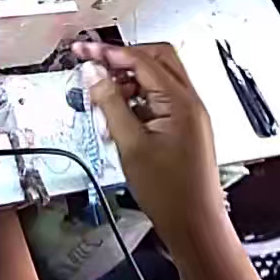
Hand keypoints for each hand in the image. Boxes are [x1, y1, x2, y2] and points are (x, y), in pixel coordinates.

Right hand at [73, 41, 226, 249]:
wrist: (195, 228)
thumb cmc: (170, 193)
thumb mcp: (130, 144)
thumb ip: (110, 103)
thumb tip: (95, 74)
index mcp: (180, 101)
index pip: (141, 59)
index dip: (109, 53)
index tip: (85, 51)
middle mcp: (189, 102)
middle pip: (155, 58)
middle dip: (123, 58)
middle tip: (97, 66)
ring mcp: (189, 114)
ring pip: (157, 77)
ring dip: (130, 79)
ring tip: (105, 98)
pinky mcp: (184, 126)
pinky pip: (159, 97)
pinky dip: (138, 98)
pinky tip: (120, 116)